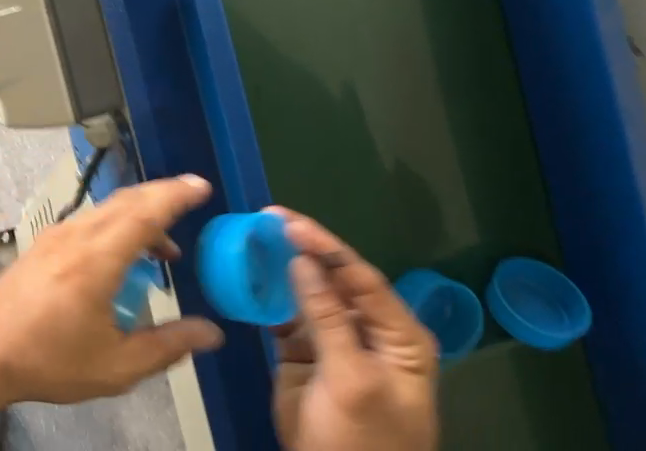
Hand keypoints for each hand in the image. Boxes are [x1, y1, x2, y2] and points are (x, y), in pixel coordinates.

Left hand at [0, 175, 224, 407]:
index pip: (143, 213)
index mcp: (96, 259)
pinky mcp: (42, 245)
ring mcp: (54, 237)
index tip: (200, 185)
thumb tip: (211, 332)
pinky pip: (88, 222)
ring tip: (163, 248)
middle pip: (125, 202)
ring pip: (104, 211)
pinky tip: (122, 256)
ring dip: (137, 216)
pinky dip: (115, 226)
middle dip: (161, 198)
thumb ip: (167, 345)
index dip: (174, 196)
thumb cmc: (50, 360)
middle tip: (192, 202)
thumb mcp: (118, 365)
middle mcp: (75, 236)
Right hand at [270, 209, 438, 450]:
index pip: (361, 278)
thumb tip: (302, 259)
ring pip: (306, 291)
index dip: (325, 247)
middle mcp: (369, 331)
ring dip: (281, 266)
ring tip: (252, 236)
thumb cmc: (363, 440)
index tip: (287, 221)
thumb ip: (328, 318)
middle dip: (302, 248)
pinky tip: (246, 274)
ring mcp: (334, 342)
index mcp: (399, 337)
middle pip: (334, 278)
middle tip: (266, 218)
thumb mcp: (352, 380)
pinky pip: (284, 314)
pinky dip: (266, 295)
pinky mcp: (303, 353)